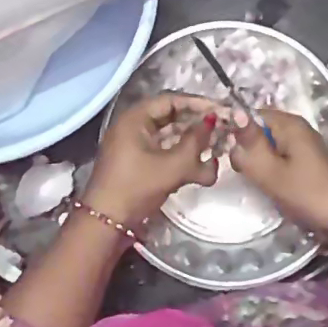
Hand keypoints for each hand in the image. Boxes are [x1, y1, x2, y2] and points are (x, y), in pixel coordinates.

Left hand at [85, 92, 221, 225]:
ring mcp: (134, 146)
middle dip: (197, 124)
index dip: (197, 104)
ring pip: (169, 136)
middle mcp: (133, 127)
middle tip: (221, 128)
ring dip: (192, 142)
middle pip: (171, 117)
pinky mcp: (137, 163)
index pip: (171, 100)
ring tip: (216, 148)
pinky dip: (182, 156)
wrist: (106, 226)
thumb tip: (212, 121)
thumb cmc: (137, 187)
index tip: (220, 110)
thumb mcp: (172, 165)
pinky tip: (202, 167)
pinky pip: (164, 151)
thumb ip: (195, 141)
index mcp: (135, 119)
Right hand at [231, 110, 327, 240]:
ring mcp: (302, 145)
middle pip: (260, 129)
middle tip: (240, 170)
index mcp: (289, 124)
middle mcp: (296, 128)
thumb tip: (233, 111)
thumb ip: (250, 144)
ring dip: (257, 160)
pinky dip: (269, 168)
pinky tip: (266, 183)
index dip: (234, 129)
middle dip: (246, 147)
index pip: (252, 114)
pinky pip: (278, 157)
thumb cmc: (307, 193)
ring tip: (252, 178)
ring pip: (268, 145)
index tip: (221, 149)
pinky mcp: (304, 161)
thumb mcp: (271, 171)